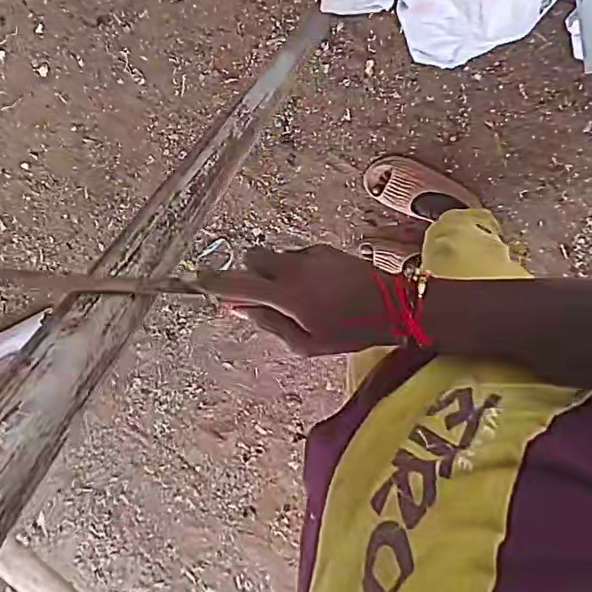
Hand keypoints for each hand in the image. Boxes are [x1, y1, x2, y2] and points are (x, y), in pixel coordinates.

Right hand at [197, 245, 406, 355]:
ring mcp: (310, 254)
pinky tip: (319, 288)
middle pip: (253, 257)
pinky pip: (298, 255)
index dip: (214, 282)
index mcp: (285, 293)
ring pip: (277, 256)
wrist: (394, 305)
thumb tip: (243, 309)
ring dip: (276, 272)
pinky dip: (297, 268)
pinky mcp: (325, 249)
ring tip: (301, 298)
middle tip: (264, 296)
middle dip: (251, 273)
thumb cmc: (349, 331)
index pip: (238, 283)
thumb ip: (270, 323)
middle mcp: (293, 267)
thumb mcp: (306, 343)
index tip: (197, 281)